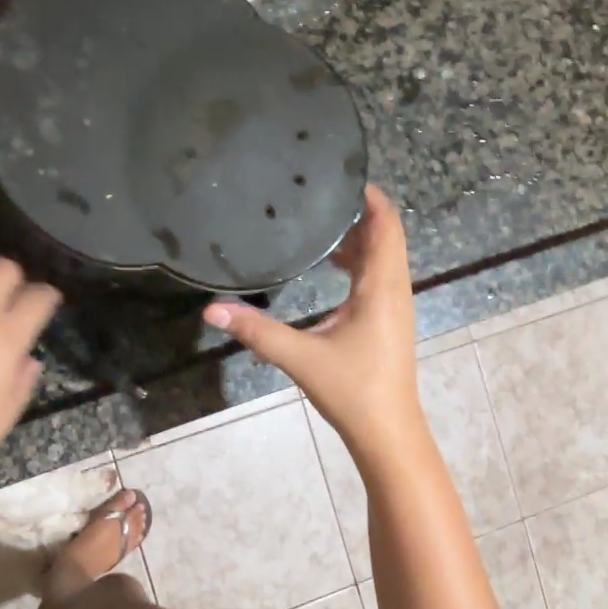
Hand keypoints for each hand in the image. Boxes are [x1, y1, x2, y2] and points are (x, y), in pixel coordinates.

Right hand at [204, 185, 421, 445]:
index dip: (371, 198)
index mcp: (382, 288)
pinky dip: (361, 262)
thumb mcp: (300, 357)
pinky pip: (380, 277)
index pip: (386, 226)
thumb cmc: (353, 390)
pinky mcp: (390, 323)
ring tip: (322, 223)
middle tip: (321, 194)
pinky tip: (333, 267)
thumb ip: (256, 331)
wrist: (388, 433)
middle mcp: (395, 290)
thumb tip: (211, 310)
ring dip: (361, 238)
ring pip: (385, 258)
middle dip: (360, 213)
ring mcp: (396, 307)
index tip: (343, 175)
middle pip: (387, 237)